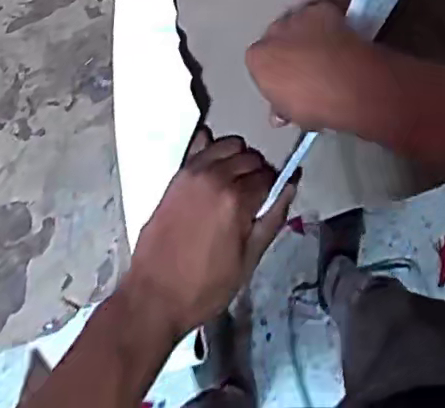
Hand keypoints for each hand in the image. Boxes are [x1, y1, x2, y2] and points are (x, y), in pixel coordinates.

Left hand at [120, 128, 295, 342]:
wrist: (152, 299)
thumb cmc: (204, 287)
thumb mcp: (249, 260)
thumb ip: (274, 217)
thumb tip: (292, 183)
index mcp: (237, 200)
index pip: (270, 176)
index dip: (274, 188)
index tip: (268, 202)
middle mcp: (217, 178)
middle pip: (252, 158)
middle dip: (258, 173)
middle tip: (252, 196)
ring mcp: (194, 173)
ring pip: (230, 145)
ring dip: (238, 158)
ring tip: (234, 181)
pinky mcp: (177, 176)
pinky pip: (201, 145)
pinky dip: (212, 147)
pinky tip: (214, 165)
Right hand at [246, 0, 384, 130]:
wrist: (348, 83)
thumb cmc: (317, 102)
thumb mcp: (291, 112)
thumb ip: (280, 104)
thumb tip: (281, 111)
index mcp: (258, 58)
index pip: (261, 60)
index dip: (276, 70)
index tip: (289, 79)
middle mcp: (274, 32)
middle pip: (278, 37)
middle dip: (290, 48)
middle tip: (308, 65)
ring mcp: (299, 17)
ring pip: (300, 22)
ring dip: (309, 32)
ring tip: (326, 50)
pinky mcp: (324, 8)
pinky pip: (324, 13)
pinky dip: (330, 21)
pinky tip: (340, 36)